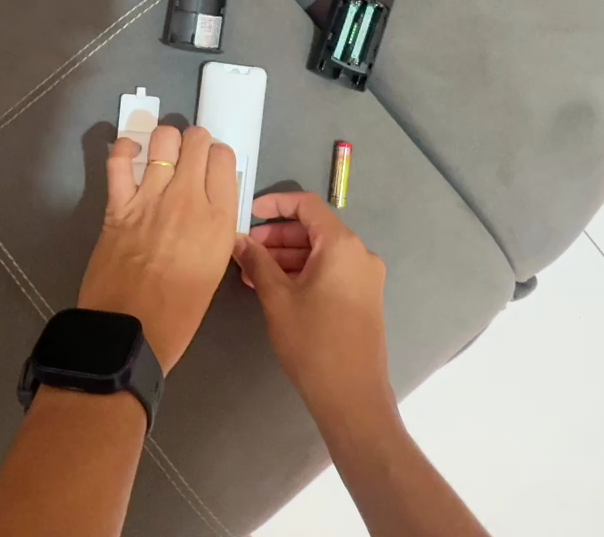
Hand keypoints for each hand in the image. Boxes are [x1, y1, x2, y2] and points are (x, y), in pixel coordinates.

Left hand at [76, 125, 239, 372]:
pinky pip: (120, 160)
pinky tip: (130, 151)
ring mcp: (152, 198)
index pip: (224, 158)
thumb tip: (205, 205)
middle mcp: (189, 200)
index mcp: (220, 219)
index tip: (210, 166)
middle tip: (188, 155)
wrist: (131, 333)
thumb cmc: (179, 312)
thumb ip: (213, 229)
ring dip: (165, 140)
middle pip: (197, 141)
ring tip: (162, 153)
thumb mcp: (214, 267)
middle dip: (194, 141)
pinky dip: (125, 148)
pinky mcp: (118, 204)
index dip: (216, 157)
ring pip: (164, 140)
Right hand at [232, 192, 395, 425]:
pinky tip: (274, 288)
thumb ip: (256, 261)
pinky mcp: (363, 299)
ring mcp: (365, 278)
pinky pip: (329, 272)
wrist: (353, 399)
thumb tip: (238, 240)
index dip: (275, 204)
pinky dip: (302, 273)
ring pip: (320, 253)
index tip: (249, 212)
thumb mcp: (277, 298)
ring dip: (286, 257)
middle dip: (276, 236)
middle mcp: (360, 255)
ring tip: (252, 272)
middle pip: (313, 230)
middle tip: (245, 249)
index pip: (307, 205)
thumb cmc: (313, 342)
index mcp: (342, 246)